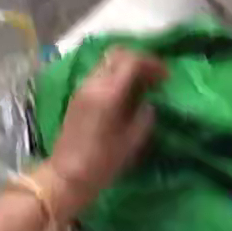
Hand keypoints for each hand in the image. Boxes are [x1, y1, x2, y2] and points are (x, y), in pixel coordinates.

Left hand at [38, 49, 167, 221]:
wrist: (65, 176)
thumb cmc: (101, 164)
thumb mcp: (131, 142)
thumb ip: (144, 116)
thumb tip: (150, 101)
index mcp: (107, 93)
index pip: (131, 61)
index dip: (152, 63)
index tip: (166, 76)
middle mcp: (93, 83)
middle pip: (117, 54)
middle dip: (139, 59)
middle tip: (156, 75)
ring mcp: (82, 86)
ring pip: (107, 61)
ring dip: (126, 65)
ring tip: (143, 83)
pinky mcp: (78, 94)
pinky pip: (100, 72)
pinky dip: (115, 74)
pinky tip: (126, 91)